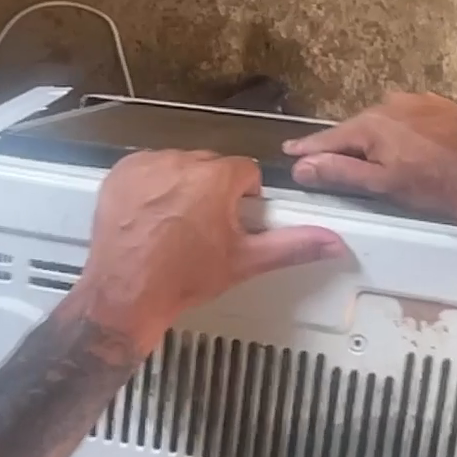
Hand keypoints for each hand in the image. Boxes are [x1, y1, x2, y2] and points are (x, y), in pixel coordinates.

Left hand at [72, 150, 347, 354]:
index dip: (242, 198)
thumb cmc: (185, 278)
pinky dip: (151, 184)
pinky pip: (148, 167)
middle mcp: (182, 161)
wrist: (125, 294)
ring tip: (174, 223)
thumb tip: (334, 241)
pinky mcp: (122, 171)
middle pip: (211, 166)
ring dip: (182, 185)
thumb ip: (293, 245)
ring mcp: (148, 165)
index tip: (231, 221)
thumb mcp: (244, 262)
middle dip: (212, 190)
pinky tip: (149, 214)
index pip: (245, 171)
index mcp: (216, 177)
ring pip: (180, 165)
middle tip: (202, 227)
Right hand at [284, 93, 456, 219]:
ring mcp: (418, 101)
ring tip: (377, 156)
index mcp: (371, 124)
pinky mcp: (441, 105)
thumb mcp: (379, 184)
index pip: (330, 138)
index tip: (289, 151)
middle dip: (346, 144)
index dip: (309, 148)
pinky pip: (410, 115)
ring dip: (376, 135)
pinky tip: (408, 143)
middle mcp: (391, 104)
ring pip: (385, 119)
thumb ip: (338, 172)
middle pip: (358, 127)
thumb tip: (302, 167)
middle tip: (333, 161)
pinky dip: (402, 128)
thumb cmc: (430, 184)